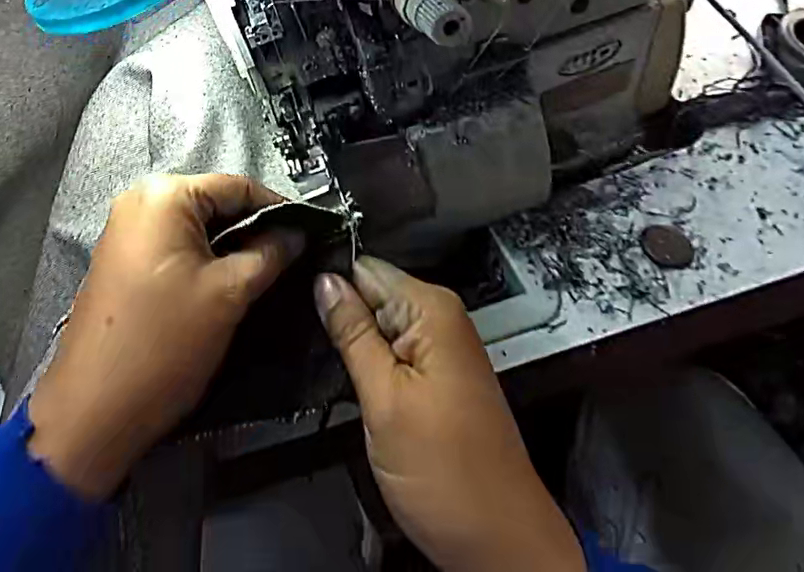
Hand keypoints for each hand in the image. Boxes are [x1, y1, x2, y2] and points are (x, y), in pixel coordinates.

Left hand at [28, 173, 299, 497]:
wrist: (90, 417)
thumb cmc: (163, 344)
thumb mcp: (231, 293)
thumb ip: (272, 252)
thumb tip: (299, 232)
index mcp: (164, 196)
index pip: (239, 186)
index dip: (280, 208)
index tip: (311, 230)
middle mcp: (140, 201)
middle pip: (217, 203)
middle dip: (256, 228)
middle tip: (293, 254)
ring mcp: (126, 231)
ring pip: (199, 227)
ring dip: (233, 246)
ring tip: (268, 270)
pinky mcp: (123, 260)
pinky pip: (178, 245)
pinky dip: (206, 258)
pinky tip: (229, 282)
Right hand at [316, 257, 584, 571]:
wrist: (497, 536)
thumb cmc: (447, 473)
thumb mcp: (384, 399)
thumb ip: (352, 334)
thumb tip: (326, 282)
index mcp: (432, 308)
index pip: (367, 268)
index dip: (333, 286)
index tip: (307, 310)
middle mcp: (443, 316)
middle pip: (375, 294)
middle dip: (346, 320)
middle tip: (329, 360)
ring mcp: (443, 344)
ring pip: (382, 324)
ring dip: (359, 346)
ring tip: (350, 381)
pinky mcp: (440, 371)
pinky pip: (397, 349)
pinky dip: (376, 366)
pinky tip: (368, 391)